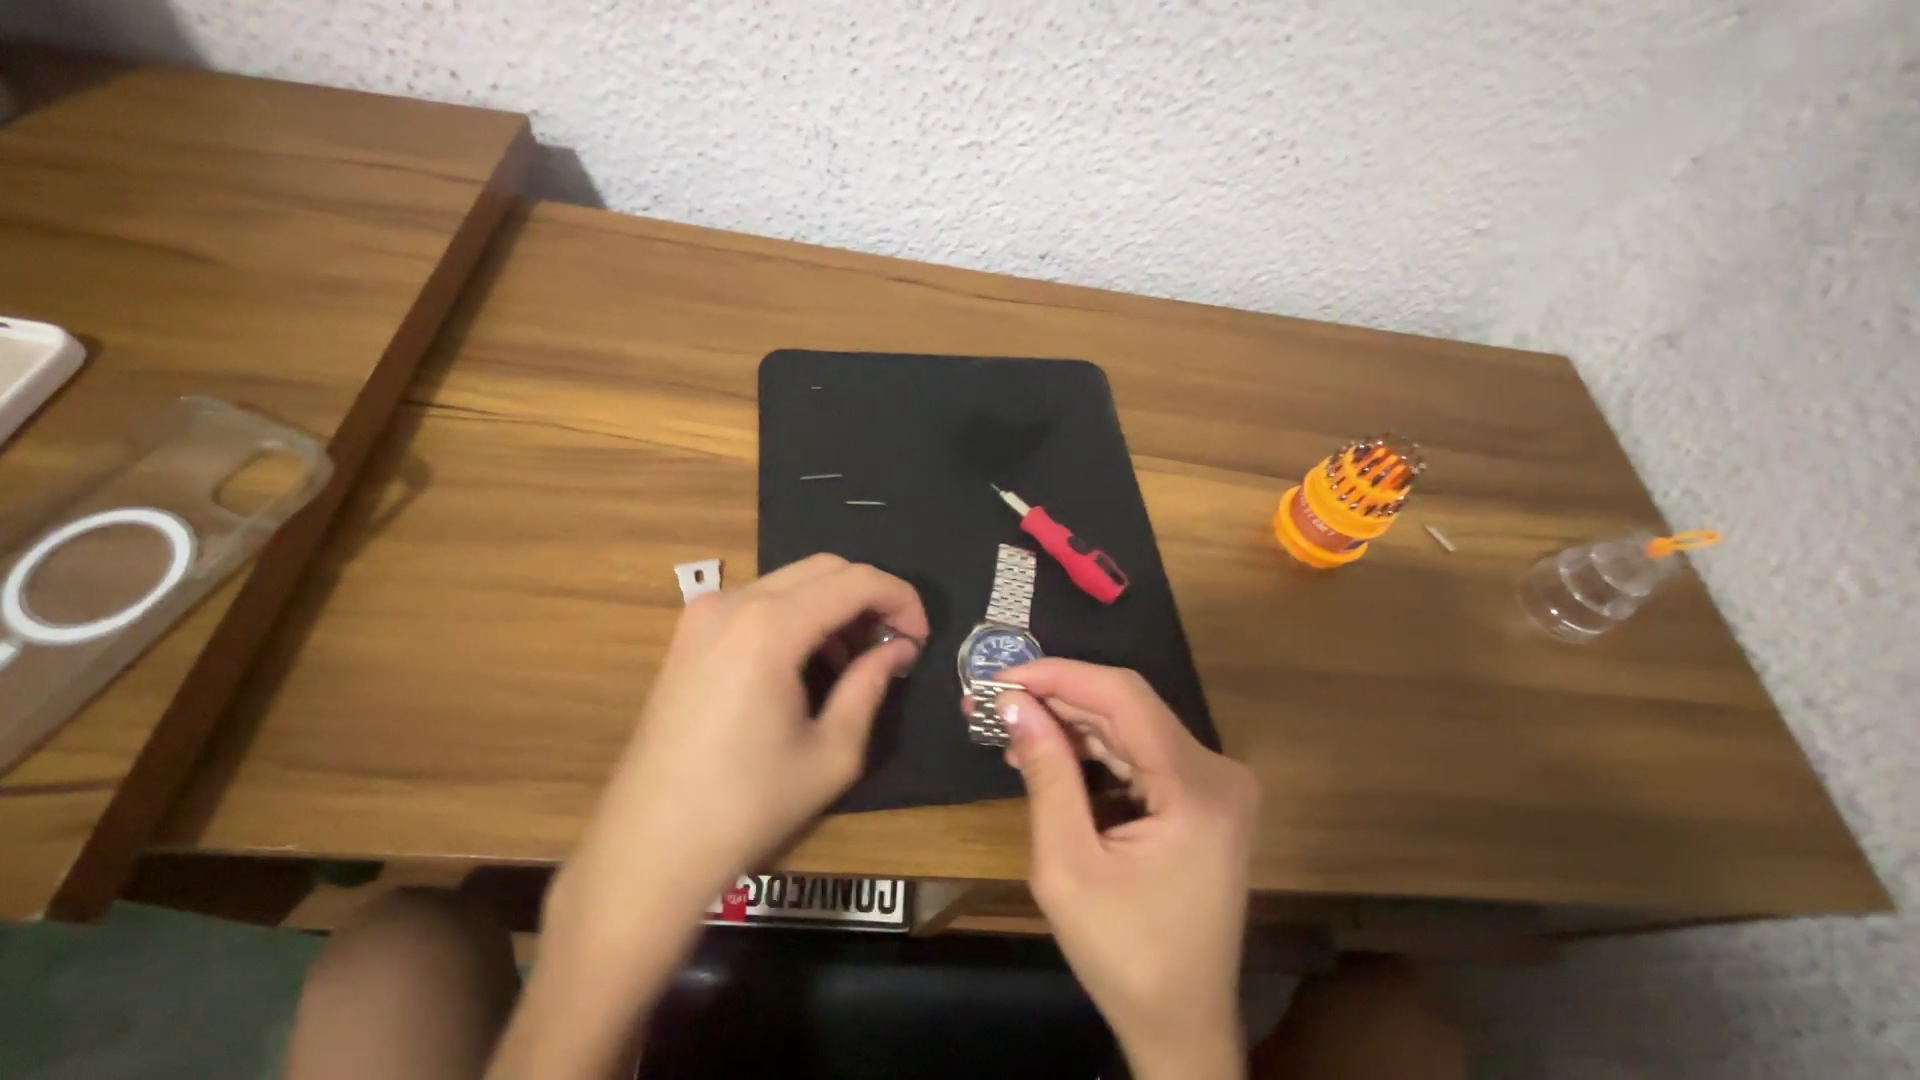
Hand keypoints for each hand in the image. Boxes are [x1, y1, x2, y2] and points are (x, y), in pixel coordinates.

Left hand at [555, 554, 926, 941]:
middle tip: (895, 646)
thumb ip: (871, 686)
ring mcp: (702, 615)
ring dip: (833, 607)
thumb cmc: (748, 805)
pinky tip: (808, 666)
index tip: (922, 638)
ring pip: (789, 581)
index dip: (902, 599)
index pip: (856, 581)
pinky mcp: (688, 635)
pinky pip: (757, 603)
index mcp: (770, 627)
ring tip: (855, 662)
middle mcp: (733, 603)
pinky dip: (796, 617)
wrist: (649, 844)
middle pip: (823, 568)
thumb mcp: (832, 753)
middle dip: (869, 597)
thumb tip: (899, 648)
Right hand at [994, 659, 1259, 1079]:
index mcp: (1198, 786)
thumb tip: (1013, 704)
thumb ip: (1046, 775)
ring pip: (1133, 730)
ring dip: (1071, 726)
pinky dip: (1094, 754)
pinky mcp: (1203, 802)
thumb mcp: (1068, 864)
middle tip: (992, 700)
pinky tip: (1049, 755)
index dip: (1059, 676)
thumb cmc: (1123, 953)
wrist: (1180, 1023)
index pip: (1124, 697)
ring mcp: (1215, 787)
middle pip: (1129, 710)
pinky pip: (1142, 758)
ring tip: (1009, 727)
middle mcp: (1218, 772)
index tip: (1000, 676)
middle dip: (1057, 700)